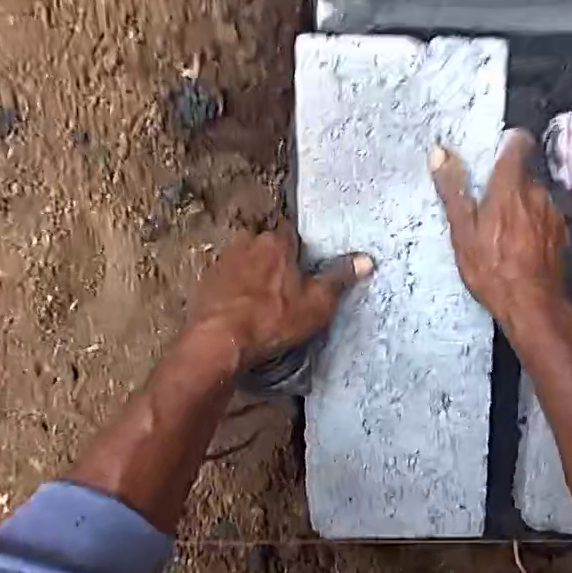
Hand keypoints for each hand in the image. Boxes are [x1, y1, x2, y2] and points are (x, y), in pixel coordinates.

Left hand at [185, 228, 373, 370]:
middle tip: (289, 288)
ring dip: (255, 277)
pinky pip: (227, 282)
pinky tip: (243, 313)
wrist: (219, 340)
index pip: (292, 232)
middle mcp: (247, 244)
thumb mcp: (317, 304)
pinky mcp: (205, 284)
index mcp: (276, 244)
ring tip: (266, 304)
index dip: (301, 247)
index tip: (307, 263)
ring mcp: (223, 263)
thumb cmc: (271, 320)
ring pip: (246, 263)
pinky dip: (236, 293)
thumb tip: (366, 260)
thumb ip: (340, 279)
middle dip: (277, 262)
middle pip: (267, 247)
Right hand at [430, 130, 570, 326]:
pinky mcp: (560, 235)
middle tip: (487, 212)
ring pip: (533, 200)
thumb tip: (440, 155)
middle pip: (522, 176)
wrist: (532, 304)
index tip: (495, 155)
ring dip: (520, 210)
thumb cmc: (495, 270)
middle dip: (506, 188)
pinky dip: (532, 229)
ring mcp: (552, 214)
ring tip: (502, 237)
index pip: (518, 143)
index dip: (508, 144)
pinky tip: (519, 250)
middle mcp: (537, 193)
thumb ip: (453, 190)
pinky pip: (543, 221)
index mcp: (510, 186)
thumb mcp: (463, 232)